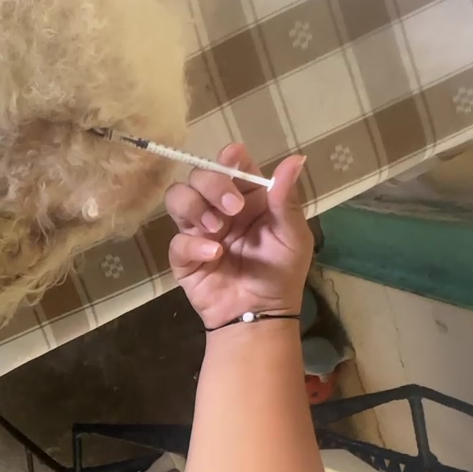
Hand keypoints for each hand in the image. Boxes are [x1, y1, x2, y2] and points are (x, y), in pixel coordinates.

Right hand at [165, 145, 309, 330]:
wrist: (259, 313)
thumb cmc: (280, 273)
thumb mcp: (293, 235)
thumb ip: (286, 199)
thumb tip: (295, 158)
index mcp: (248, 198)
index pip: (231, 165)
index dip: (228, 158)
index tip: (232, 158)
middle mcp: (218, 209)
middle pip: (198, 177)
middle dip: (212, 185)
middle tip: (234, 208)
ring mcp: (197, 231)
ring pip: (177, 199)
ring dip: (195, 206)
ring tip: (216, 228)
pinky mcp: (182, 256)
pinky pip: (177, 241)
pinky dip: (193, 245)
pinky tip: (214, 255)